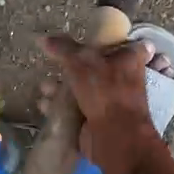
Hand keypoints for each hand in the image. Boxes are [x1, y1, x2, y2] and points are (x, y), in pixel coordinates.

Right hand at [40, 35, 156, 162]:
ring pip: (83, 90)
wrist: (116, 137)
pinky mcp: (97, 121)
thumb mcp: (82, 62)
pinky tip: (44, 105)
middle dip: (73, 66)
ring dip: (61, 88)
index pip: (131, 45)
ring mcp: (110, 103)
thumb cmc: (106, 91)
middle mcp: (123, 81)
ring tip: (45, 88)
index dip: (117, 40)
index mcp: (129, 62)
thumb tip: (43, 39)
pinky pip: (75, 110)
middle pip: (98, 67)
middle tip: (56, 61)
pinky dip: (59, 107)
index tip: (98, 36)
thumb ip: (63, 48)